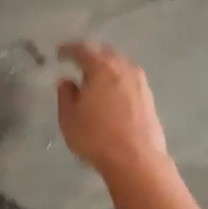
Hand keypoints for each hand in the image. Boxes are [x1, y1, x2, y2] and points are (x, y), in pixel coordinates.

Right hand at [55, 43, 168, 177]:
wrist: (135, 158)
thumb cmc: (95, 136)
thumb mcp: (69, 118)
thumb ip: (65, 95)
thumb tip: (67, 81)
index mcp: (102, 68)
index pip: (83, 50)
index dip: (69, 50)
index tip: (59, 53)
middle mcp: (124, 68)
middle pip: (106, 53)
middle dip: (90, 54)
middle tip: (77, 60)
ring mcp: (140, 82)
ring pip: (120, 65)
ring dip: (105, 67)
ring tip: (93, 77)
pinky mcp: (148, 97)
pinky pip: (128, 78)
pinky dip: (116, 79)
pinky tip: (109, 91)